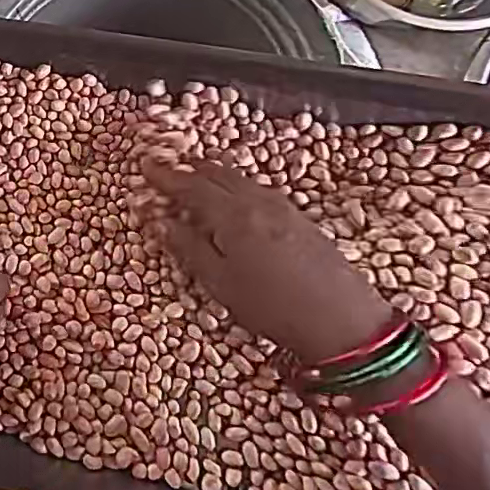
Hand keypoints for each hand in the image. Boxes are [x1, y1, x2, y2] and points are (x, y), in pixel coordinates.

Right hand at [144, 160, 392, 364]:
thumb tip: (159, 220)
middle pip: (218, 174)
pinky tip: (233, 200)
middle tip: (166, 172)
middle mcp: (258, 202)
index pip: (191, 186)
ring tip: (195, 180)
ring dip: (213, 176)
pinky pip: (258, 191)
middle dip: (188, 170)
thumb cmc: (271, 306)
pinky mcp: (300, 219)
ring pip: (240, 180)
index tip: (145, 167)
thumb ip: (187, 246)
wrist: (345, 322)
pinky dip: (235, 187)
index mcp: (233, 215)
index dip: (165, 176)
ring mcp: (284, 209)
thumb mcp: (218, 281)